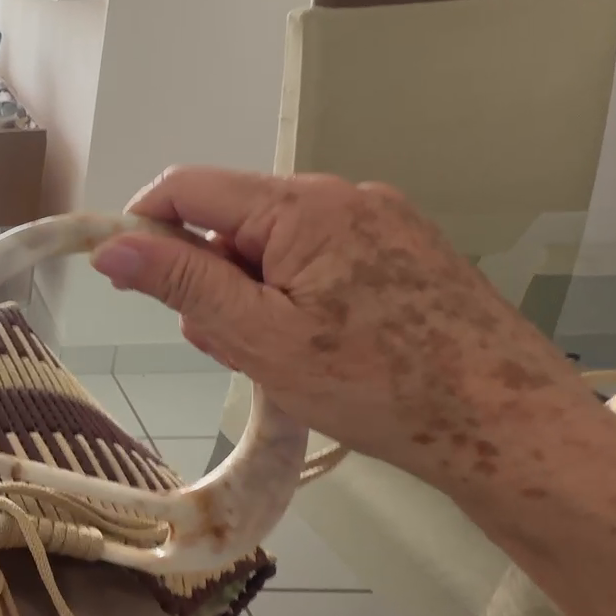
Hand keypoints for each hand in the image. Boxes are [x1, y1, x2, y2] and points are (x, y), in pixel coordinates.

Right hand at [88, 166, 598, 490]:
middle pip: (227, 221)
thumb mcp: (256, 335)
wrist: (507, 428)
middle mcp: (342, 197)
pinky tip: (309, 345)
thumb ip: (180, 281)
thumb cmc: (375, 384)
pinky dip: (285, 298)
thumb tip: (108, 246)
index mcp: (303, 206)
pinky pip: (308, 260)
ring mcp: (376, 222)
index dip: (141, 227)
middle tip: (227, 342)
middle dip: (205, 278)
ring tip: (274, 355)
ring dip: (245, 295)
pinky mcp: (396, 251)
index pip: (186, 187)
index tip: (126, 282)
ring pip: (265, 246)